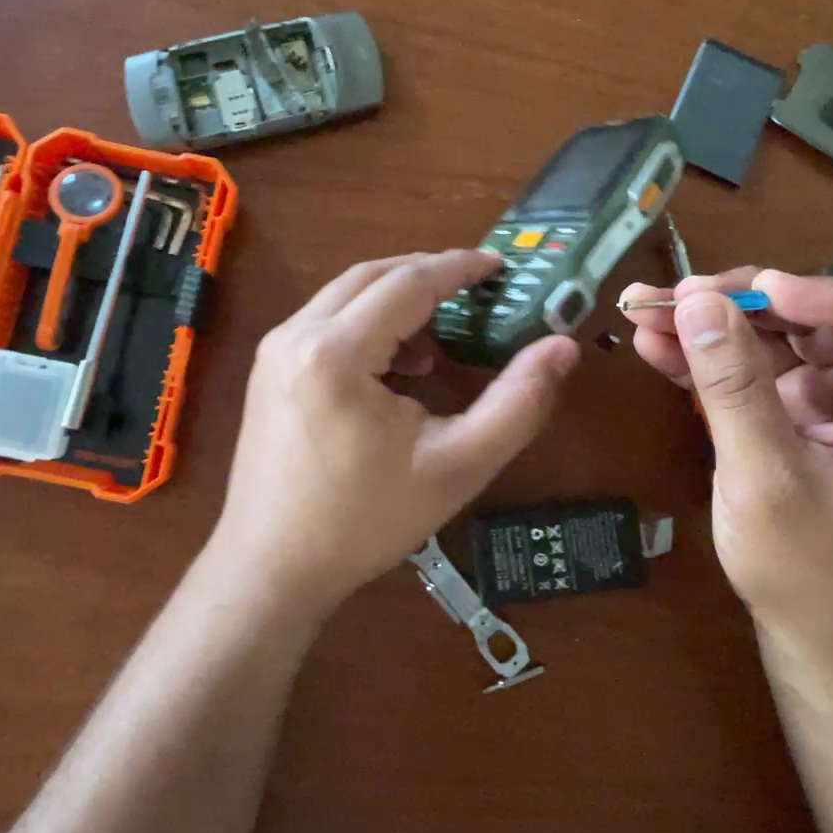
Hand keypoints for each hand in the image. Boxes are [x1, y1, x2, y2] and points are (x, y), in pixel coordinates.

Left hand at [212, 250, 579, 615]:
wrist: (273, 566)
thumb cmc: (366, 521)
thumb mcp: (456, 466)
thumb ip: (517, 403)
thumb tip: (563, 348)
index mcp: (336, 352)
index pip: (408, 283)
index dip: (458, 268)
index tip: (500, 266)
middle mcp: (296, 335)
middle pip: (372, 277)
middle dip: (427, 274)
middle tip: (478, 290)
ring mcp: (274, 351)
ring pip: (344, 295)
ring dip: (396, 298)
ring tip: (444, 334)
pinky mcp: (268, 371)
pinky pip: (324, 322)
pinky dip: (367, 323)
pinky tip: (398, 365)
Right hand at [620, 268, 832, 650]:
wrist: (809, 635)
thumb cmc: (810, 570)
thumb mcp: (768, 476)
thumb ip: (734, 387)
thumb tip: (696, 302)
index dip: (830, 294)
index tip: (758, 293)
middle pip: (819, 317)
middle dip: (744, 302)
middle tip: (676, 296)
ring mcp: (832, 403)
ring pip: (775, 337)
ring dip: (710, 323)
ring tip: (644, 309)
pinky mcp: (791, 415)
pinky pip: (748, 370)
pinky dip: (703, 357)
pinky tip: (655, 344)